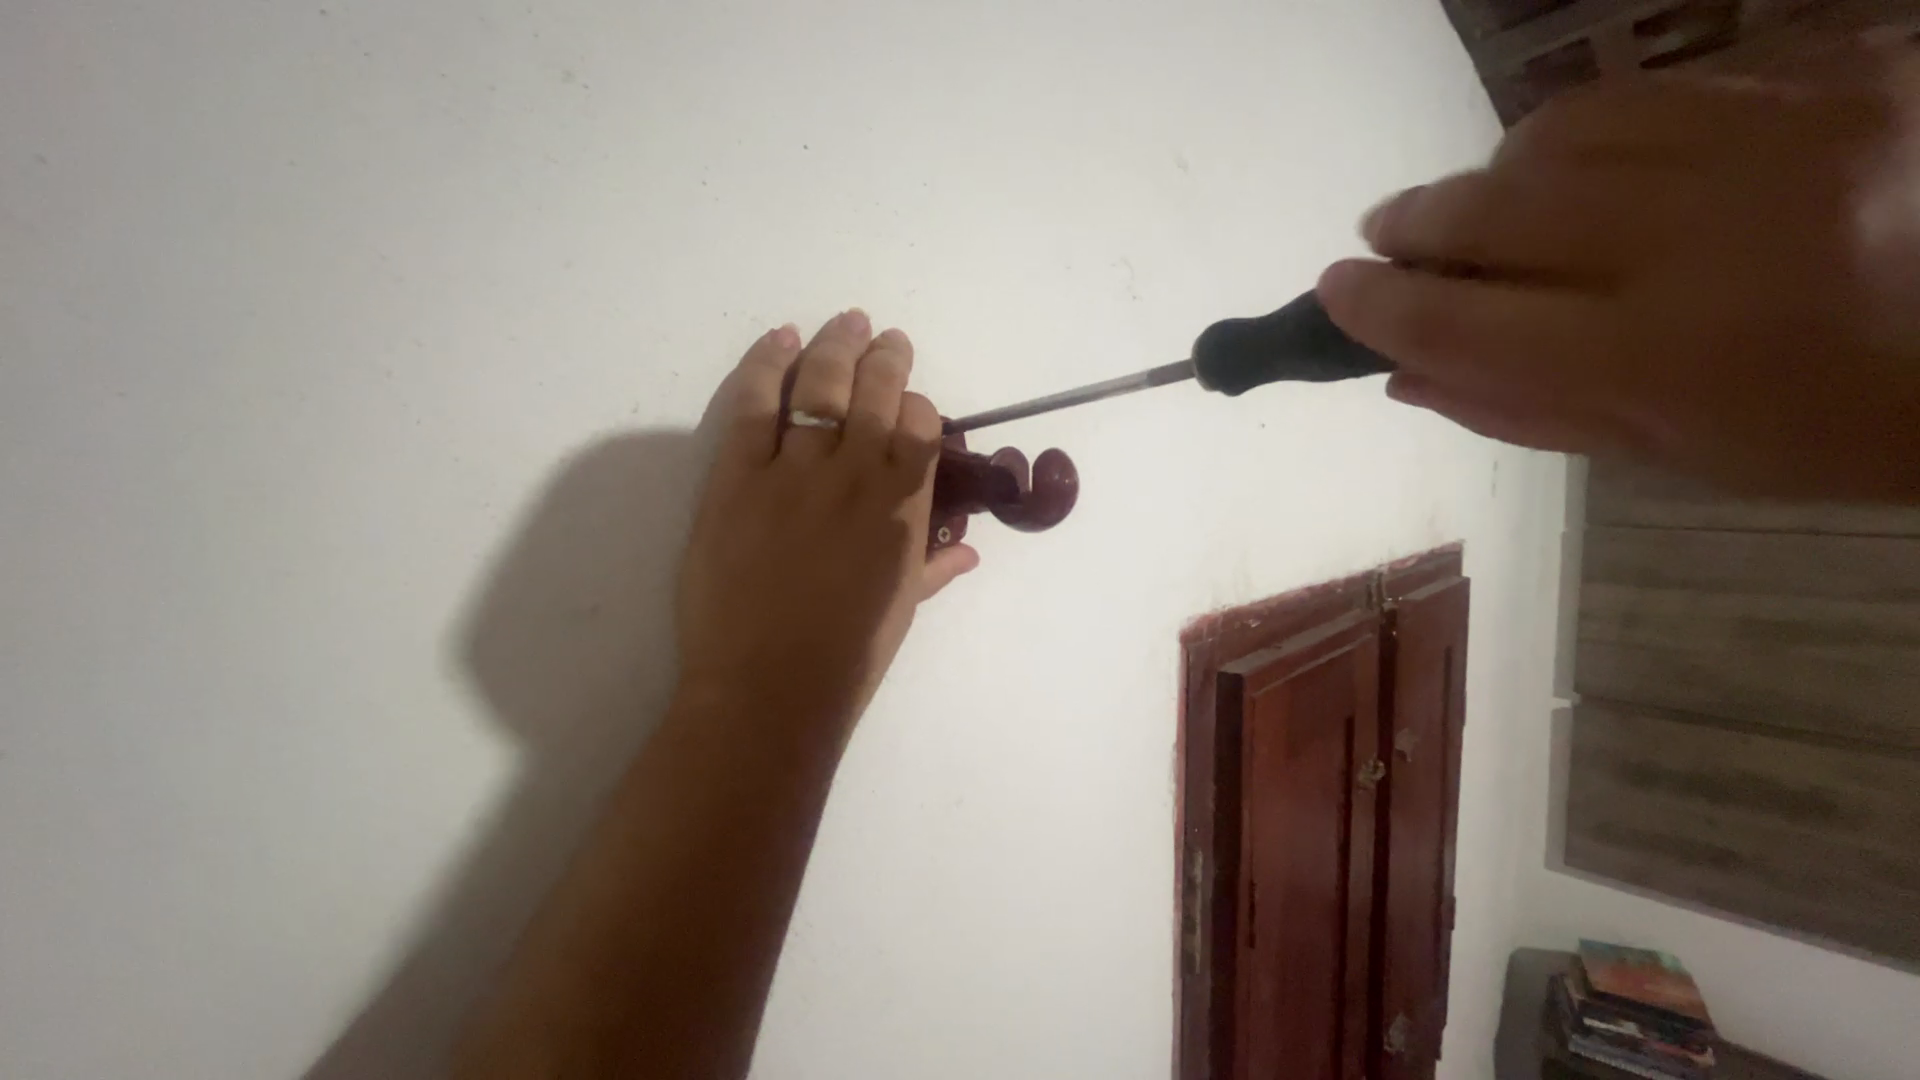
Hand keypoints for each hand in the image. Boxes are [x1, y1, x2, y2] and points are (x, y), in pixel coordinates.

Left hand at [676, 311, 978, 729]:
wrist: (768, 688)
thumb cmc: (846, 658)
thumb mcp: (903, 611)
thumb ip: (934, 568)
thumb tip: (966, 547)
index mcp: (904, 509)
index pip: (921, 428)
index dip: (918, 405)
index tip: (911, 402)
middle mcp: (857, 476)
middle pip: (876, 392)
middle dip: (886, 357)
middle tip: (886, 337)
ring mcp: (795, 472)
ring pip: (821, 386)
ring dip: (837, 345)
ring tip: (846, 322)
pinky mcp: (736, 477)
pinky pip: (755, 404)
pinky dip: (768, 364)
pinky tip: (781, 338)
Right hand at [1318, 62, 1919, 500]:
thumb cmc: (1856, 426)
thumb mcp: (1679, 450)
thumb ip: (1527, 409)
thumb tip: (1405, 375)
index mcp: (1667, 353)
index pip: (1463, 321)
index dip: (1376, 307)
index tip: (1331, 293)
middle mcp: (1713, 232)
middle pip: (1497, 210)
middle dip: (1415, 224)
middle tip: (1383, 235)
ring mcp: (1789, 132)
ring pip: (1566, 128)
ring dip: (1497, 171)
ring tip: (1486, 201)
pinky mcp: (1846, 66)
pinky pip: (1666, 88)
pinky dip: (1594, 131)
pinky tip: (1590, 163)